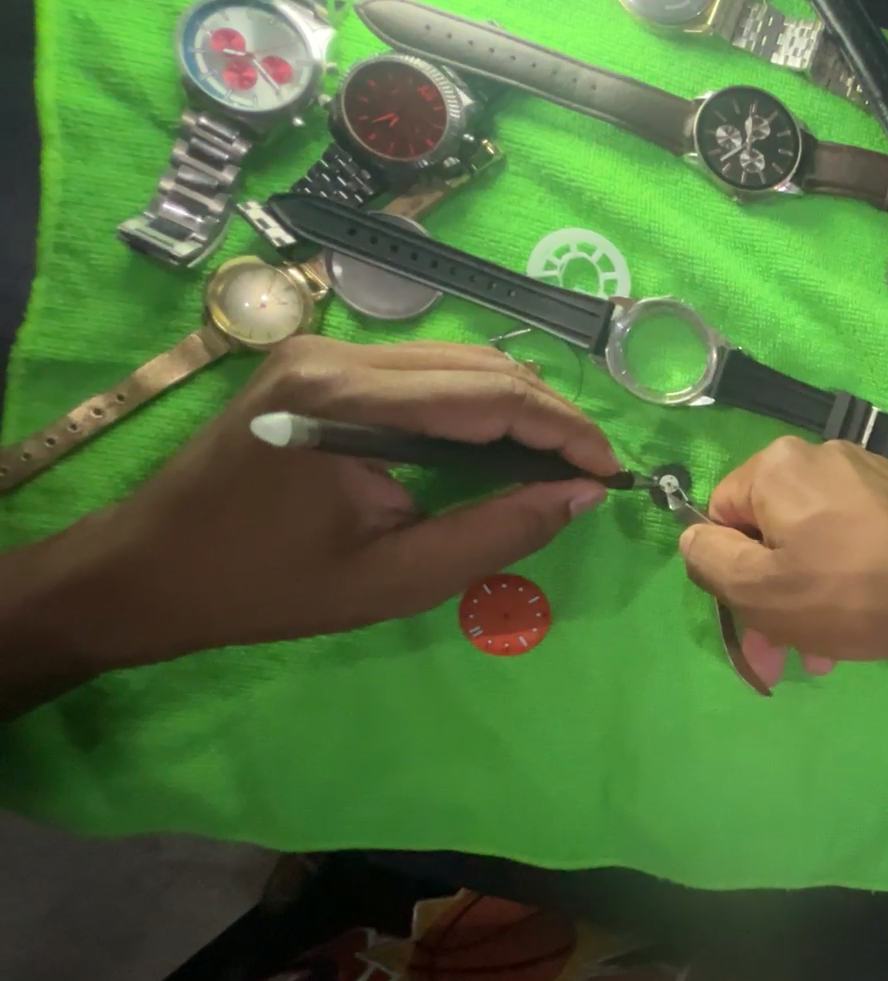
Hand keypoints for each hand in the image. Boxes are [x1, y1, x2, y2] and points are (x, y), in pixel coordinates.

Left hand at [34, 337, 615, 671]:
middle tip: (592, 472)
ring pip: (466, 364)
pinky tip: (506, 444)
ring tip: (560, 461)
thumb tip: (583, 495)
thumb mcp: (401, 577)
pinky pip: (435, 374)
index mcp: (348, 403)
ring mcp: (327, 355)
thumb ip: (502, 531)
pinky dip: (487, 406)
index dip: (568, 431)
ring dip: (526, 409)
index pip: (494, 396)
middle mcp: (337, 357)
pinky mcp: (326, 367)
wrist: (145, 572)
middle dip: (556, 418)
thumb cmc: (270, 586)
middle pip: (486, 369)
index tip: (610, 473)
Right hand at [677, 437, 887, 669]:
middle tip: (781, 659)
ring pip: (812, 546)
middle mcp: (823, 456)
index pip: (721, 516)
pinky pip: (850, 541)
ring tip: (822, 654)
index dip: (728, 574)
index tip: (750, 623)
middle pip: (771, 535)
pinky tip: (855, 625)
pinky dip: (842, 582)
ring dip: (806, 602)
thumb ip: (708, 559)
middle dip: (771, 602)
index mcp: (779, 466)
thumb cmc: (852, 594)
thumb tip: (696, 536)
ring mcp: (869, 477)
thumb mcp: (758, 590)